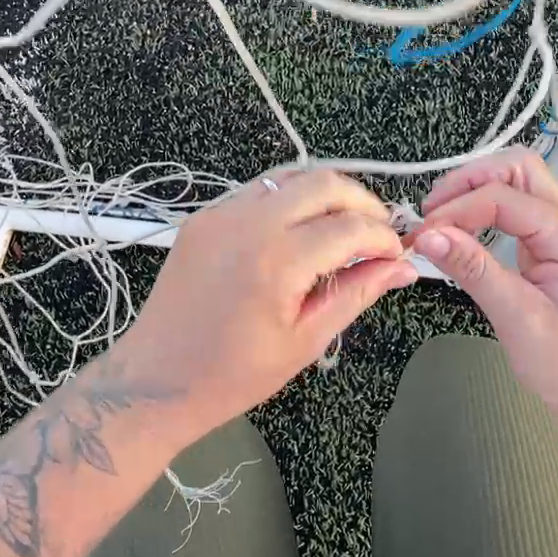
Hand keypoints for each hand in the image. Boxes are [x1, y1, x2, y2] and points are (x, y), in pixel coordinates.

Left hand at [118, 169, 418, 435]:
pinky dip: (288, 201)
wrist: (155, 379)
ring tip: (343, 228)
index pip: (349, 226)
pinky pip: (258, 192)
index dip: (382, 238)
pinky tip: (298, 232)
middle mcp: (248, 223)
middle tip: (377, 233)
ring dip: (325, 195)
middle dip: (361, 201)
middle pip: (323, 182)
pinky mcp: (204, 216)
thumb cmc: (233, 375)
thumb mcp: (305, 341)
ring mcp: (221, 213)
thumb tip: (403, 268)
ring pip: (289, 177)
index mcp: (276, 261)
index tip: (396, 255)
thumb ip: (356, 293)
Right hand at [409, 147, 557, 427]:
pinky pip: (519, 210)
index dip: (459, 208)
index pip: (506, 197)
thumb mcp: (518, 319)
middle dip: (470, 179)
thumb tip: (426, 235)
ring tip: (440, 217)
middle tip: (432, 210)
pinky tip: (463, 230)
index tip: (423, 234)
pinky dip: (486, 210)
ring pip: (519, 183)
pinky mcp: (554, 249)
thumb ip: (473, 269)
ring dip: (477, 190)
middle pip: (519, 169)